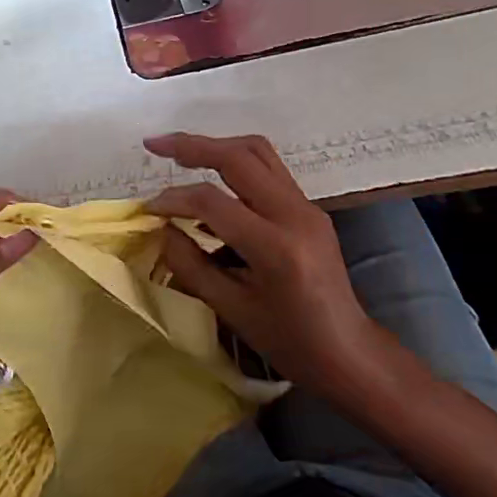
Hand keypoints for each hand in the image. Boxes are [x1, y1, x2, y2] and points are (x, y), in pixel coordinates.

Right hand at [145, 134, 381, 390]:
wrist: (348, 351)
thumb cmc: (288, 342)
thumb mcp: (231, 310)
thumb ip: (191, 265)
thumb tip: (162, 229)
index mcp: (275, 247)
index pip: (213, 202)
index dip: (174, 199)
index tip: (148, 209)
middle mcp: (295, 214)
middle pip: (239, 157)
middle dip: (192, 145)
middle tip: (155, 146)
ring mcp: (307, 206)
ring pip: (258, 152)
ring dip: (217, 147)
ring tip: (181, 153)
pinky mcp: (309, 208)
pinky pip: (269, 171)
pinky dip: (235, 167)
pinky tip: (212, 186)